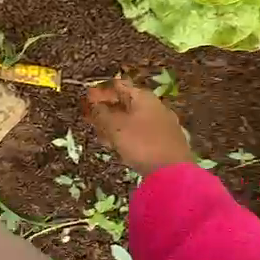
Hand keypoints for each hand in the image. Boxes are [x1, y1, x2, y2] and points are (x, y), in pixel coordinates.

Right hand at [83, 74, 197, 177]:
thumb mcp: (114, 126)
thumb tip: (93, 103)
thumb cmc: (141, 143)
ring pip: (134, 119)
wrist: (173, 174)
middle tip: (91, 118)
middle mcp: (156, 106)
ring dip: (115, 123)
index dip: (100, 92)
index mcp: (143, 97)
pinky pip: (142, 132)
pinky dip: (127, 134)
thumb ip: (100, 112)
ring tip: (101, 134)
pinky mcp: (166, 141)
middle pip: (126, 102)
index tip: (86, 100)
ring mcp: (163, 124)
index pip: (118, 86)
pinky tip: (118, 145)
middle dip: (107, 109)